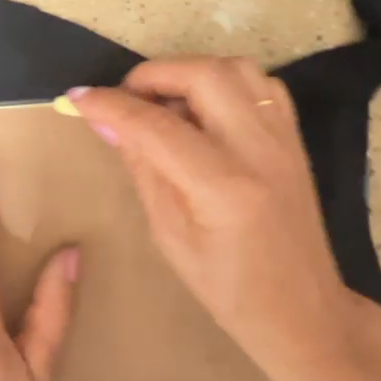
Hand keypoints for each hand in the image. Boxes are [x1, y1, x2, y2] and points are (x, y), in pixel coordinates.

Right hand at [64, 57, 375, 371]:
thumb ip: (140, 167)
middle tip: (125, 98)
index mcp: (223, 188)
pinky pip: (258, 83)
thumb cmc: (228, 288)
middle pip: (202, 75)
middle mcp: (258, 152)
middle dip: (152, 75)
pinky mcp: (293, 137)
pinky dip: (222, 81)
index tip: (76, 97)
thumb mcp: (168, 235)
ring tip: (164, 103)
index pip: (155, 125)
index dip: (109, 105)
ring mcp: (283, 140)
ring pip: (233, 68)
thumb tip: (103, 120)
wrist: (304, 312)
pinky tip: (202, 110)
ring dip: (188, 72)